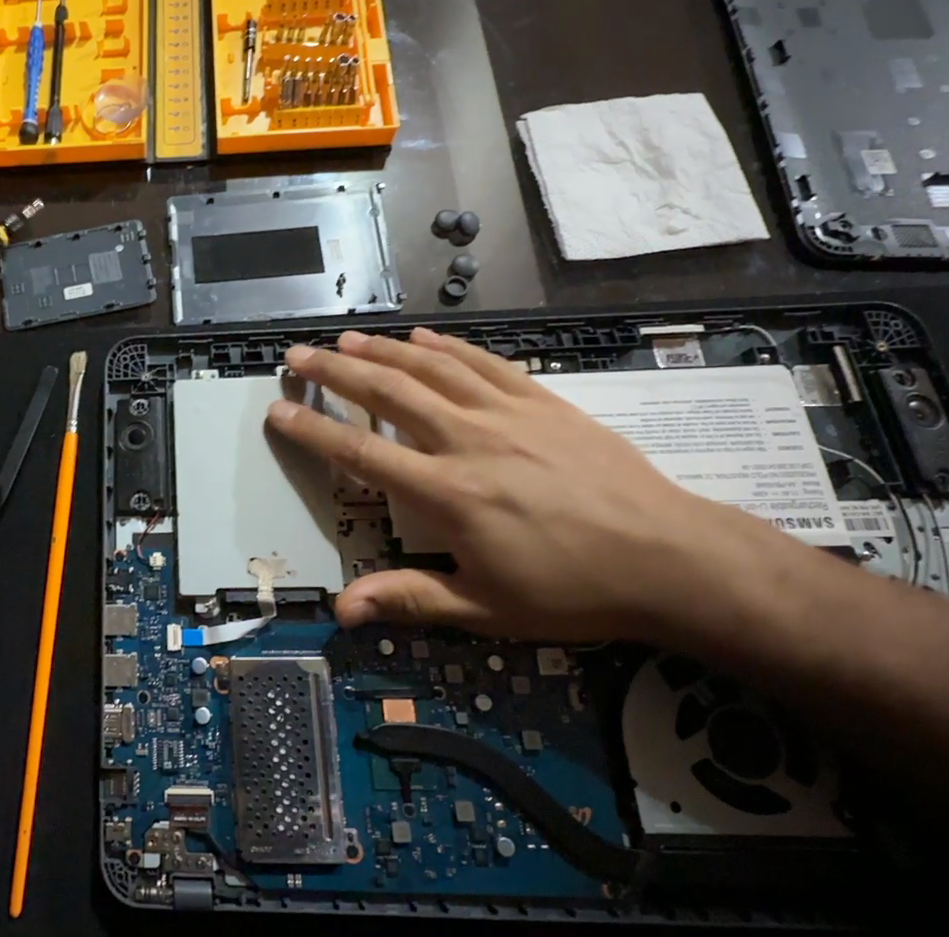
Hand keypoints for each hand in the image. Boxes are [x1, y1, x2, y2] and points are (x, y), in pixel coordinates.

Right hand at [267, 328, 787, 641]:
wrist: (670, 558)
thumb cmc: (573, 591)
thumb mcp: (486, 609)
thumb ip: (410, 598)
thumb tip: (343, 609)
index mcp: (447, 494)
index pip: (361, 454)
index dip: (312, 431)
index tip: (278, 411)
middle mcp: (468, 441)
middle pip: (387, 394)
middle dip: (335, 373)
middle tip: (298, 356)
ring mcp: (507, 414)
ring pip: (430, 370)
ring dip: (381, 350)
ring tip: (344, 339)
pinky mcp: (544, 402)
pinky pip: (484, 364)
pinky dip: (447, 348)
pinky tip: (422, 338)